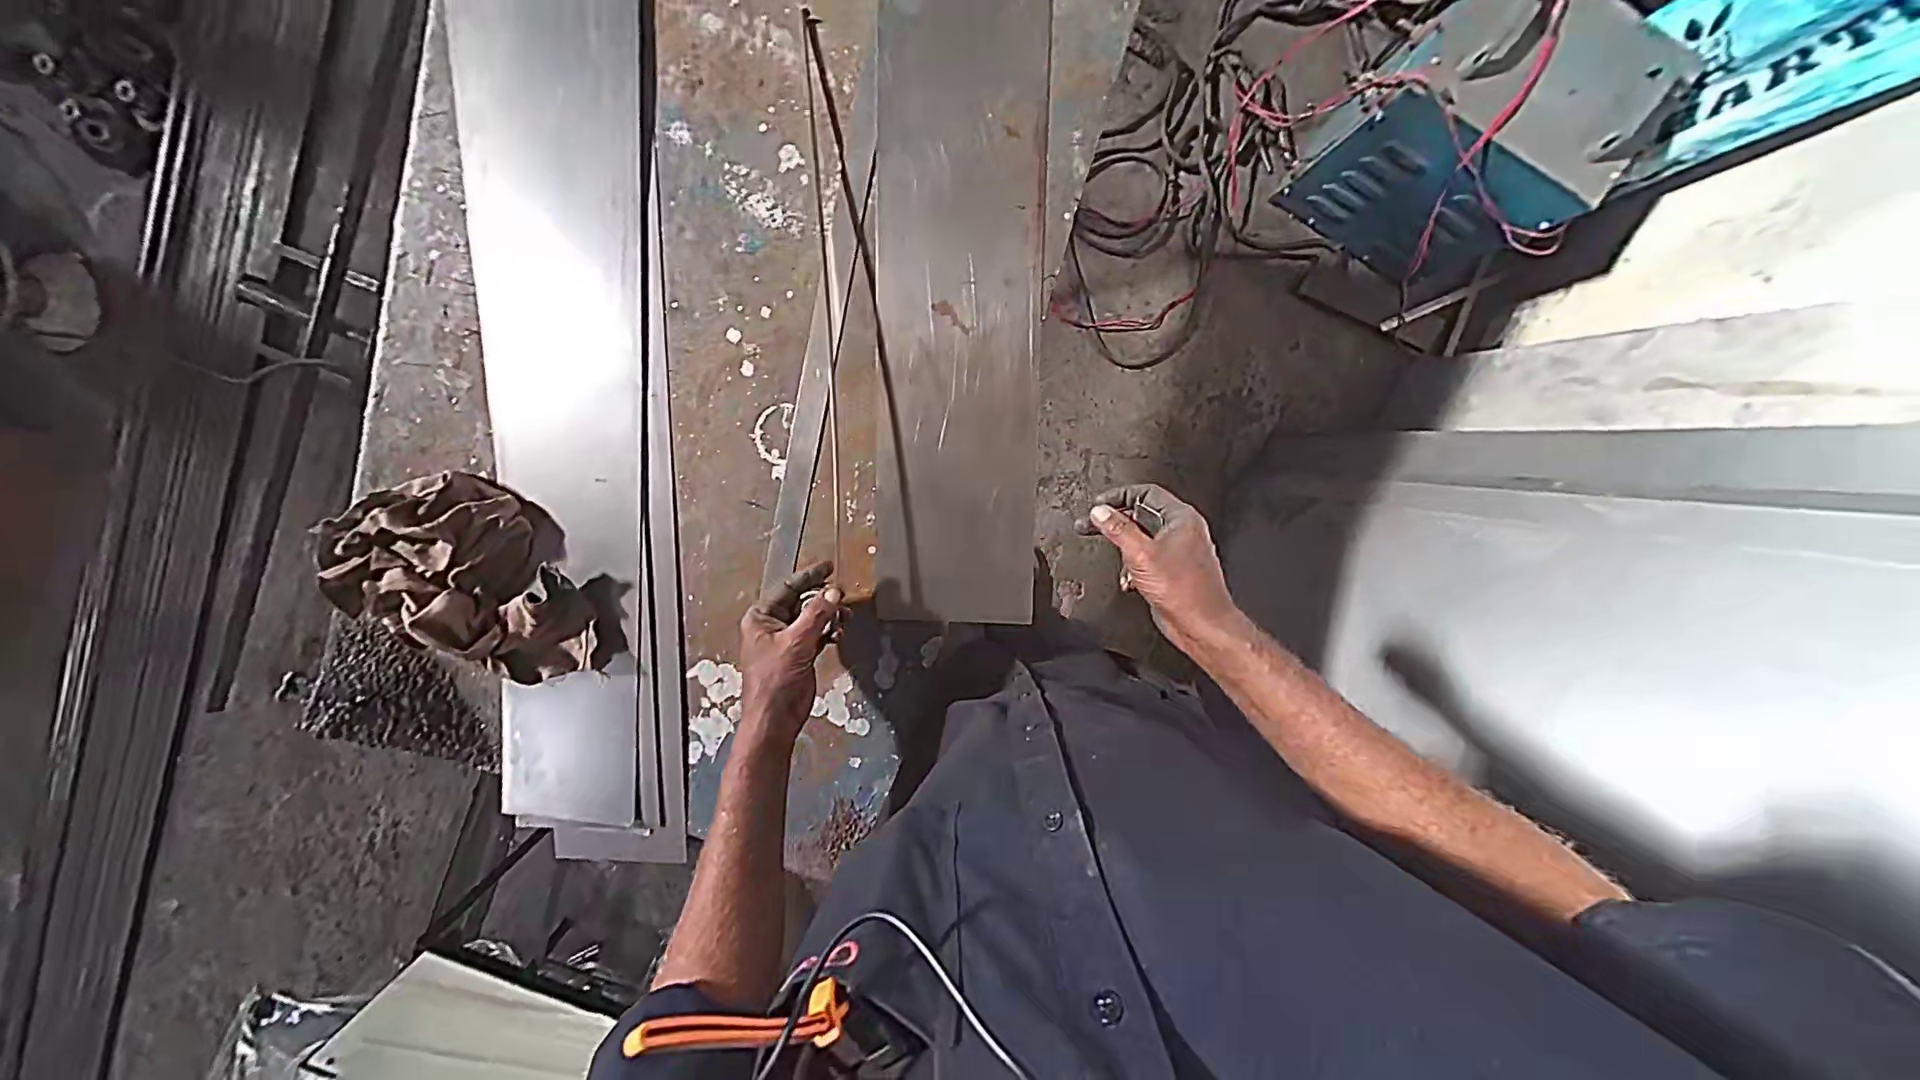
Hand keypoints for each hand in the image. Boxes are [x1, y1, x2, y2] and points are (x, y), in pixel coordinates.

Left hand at [738, 561, 841, 748]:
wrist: (775, 719)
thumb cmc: (772, 684)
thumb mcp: (797, 642)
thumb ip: (817, 614)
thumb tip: (832, 593)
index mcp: (761, 618)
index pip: (788, 587)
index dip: (810, 577)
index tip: (827, 568)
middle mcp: (771, 627)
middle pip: (803, 601)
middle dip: (824, 600)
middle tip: (841, 597)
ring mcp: (786, 641)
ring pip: (812, 618)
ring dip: (829, 617)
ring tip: (844, 618)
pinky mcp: (799, 654)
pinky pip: (817, 634)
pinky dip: (829, 632)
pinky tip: (838, 634)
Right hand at [1076, 484, 1244, 652]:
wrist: (1201, 625)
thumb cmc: (1184, 592)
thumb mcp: (1141, 554)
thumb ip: (1118, 529)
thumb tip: (1101, 512)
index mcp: (1182, 518)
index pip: (1146, 493)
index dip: (1119, 496)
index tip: (1099, 505)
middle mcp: (1183, 531)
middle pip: (1142, 515)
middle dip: (1116, 523)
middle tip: (1093, 525)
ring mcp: (1178, 551)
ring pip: (1142, 539)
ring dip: (1125, 548)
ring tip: (1114, 557)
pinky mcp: (1172, 570)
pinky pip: (1146, 559)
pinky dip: (1133, 566)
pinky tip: (1129, 579)